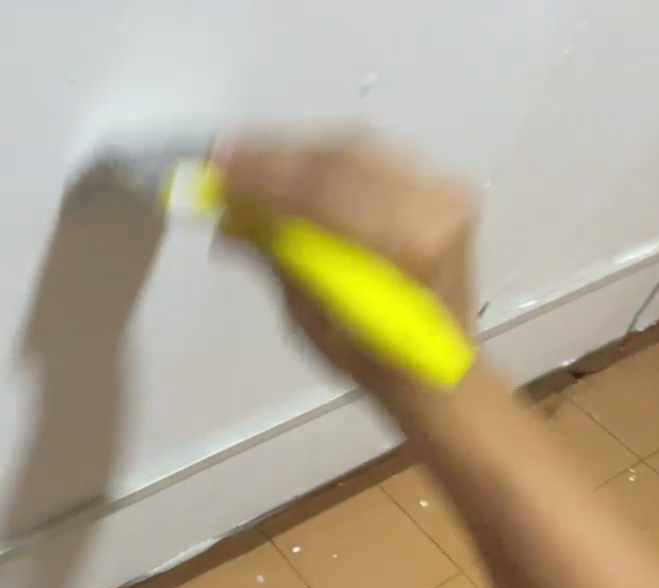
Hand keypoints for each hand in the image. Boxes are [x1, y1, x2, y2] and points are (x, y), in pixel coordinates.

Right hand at [217, 132, 478, 399]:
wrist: (431, 367)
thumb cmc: (369, 357)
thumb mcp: (309, 316)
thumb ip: (277, 256)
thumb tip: (229, 221)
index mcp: (405, 246)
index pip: (323, 191)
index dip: (263, 175)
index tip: (215, 171)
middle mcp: (433, 204)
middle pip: (340, 157)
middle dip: (274, 154)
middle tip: (222, 156)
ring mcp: (443, 189)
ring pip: (355, 149)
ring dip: (295, 151)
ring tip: (246, 157)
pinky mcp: (438, 185)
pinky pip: (371, 158)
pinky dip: (322, 159)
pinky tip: (286, 164)